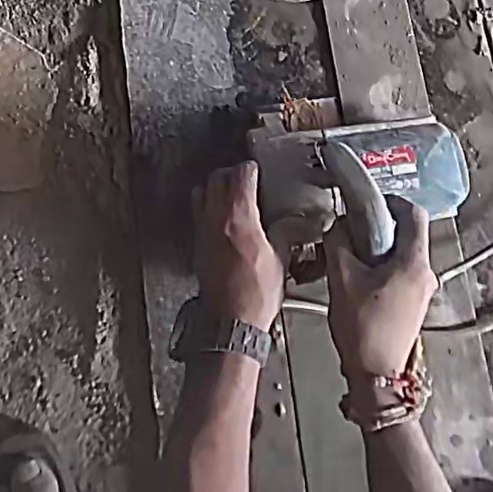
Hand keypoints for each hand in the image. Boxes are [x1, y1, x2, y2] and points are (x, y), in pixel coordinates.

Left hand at [194, 161, 285, 329]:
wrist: (230, 323)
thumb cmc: (254, 295)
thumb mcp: (280, 259)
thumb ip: (286, 233)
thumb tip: (295, 223)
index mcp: (238, 217)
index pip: (240, 175)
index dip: (250, 169)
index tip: (257, 170)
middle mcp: (215, 219)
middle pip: (216, 179)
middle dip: (231, 174)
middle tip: (245, 179)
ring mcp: (202, 231)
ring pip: (200, 193)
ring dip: (214, 188)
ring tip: (230, 195)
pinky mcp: (197, 246)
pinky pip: (198, 215)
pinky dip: (207, 208)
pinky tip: (223, 221)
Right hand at [326, 196, 435, 380]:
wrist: (376, 376)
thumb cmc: (362, 326)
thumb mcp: (341, 278)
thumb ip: (337, 242)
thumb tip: (335, 223)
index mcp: (414, 263)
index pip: (413, 214)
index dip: (391, 201)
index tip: (367, 201)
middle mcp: (426, 274)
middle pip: (408, 234)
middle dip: (379, 225)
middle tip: (350, 226)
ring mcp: (423, 291)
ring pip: (403, 254)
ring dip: (378, 246)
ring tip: (349, 250)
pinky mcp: (414, 303)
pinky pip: (401, 271)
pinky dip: (382, 264)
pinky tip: (358, 274)